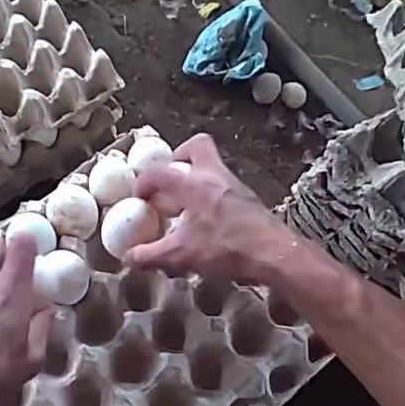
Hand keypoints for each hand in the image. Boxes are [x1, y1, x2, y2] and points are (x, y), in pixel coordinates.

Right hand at [126, 135, 303, 284]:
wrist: (274, 254)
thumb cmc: (229, 248)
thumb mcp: (182, 256)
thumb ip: (151, 255)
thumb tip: (130, 258)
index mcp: (194, 184)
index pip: (159, 171)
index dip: (144, 183)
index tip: (139, 198)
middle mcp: (215, 177)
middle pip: (196, 147)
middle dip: (178, 159)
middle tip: (168, 182)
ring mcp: (235, 186)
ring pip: (211, 168)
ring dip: (195, 180)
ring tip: (184, 207)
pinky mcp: (248, 200)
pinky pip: (223, 188)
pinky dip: (210, 198)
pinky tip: (206, 223)